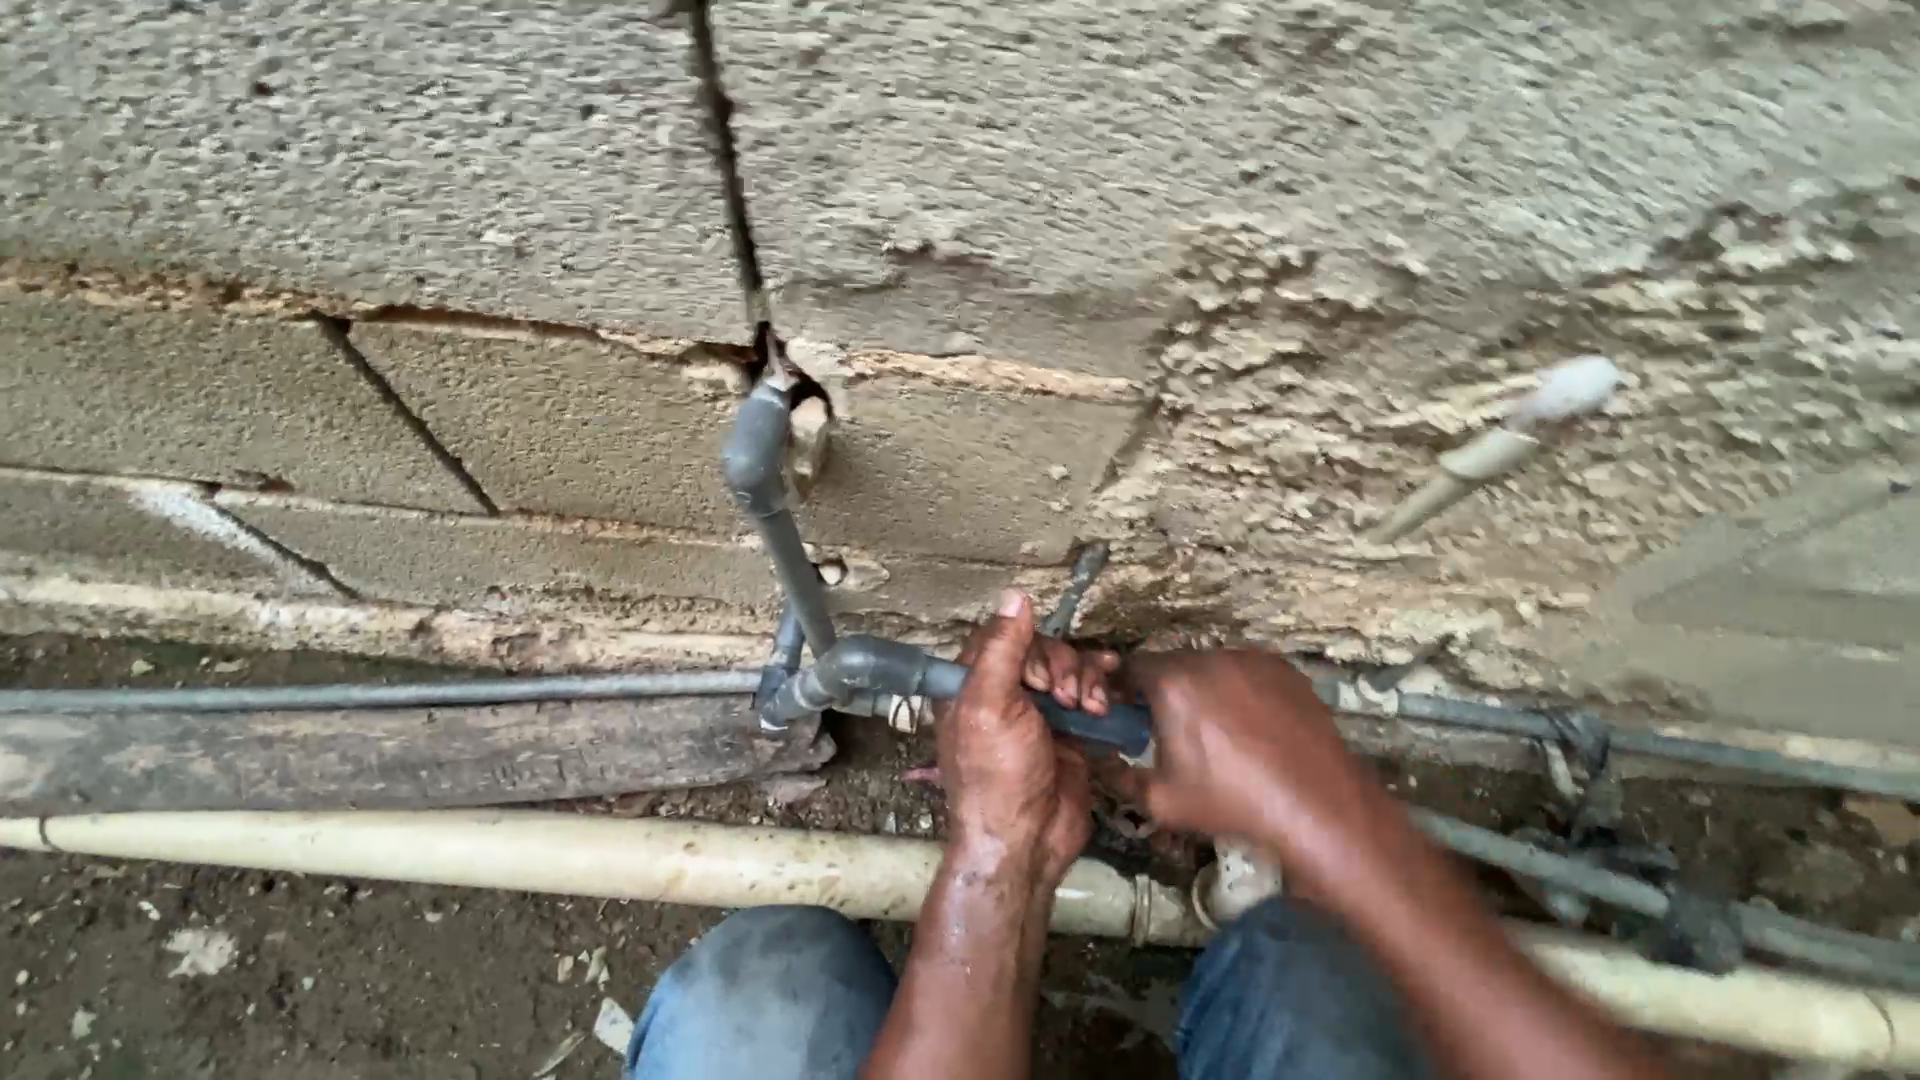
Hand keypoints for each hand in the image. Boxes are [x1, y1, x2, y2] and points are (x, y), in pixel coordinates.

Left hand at [931, 590, 1098, 890]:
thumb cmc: (996, 775)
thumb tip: (1015, 595)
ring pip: (1069, 667)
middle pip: (1041, 648)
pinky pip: (1088, 692)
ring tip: (1088, 709)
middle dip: (1061, 667)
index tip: (1037, 677)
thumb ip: (1002, 649)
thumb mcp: (989, 706)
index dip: (1027, 645)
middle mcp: (1003, 691)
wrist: (1028, 840)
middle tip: (1063, 699)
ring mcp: (1038, 711)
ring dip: (1085, 679)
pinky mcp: (1069, 729)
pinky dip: (1100, 688)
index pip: (1002, 635)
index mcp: (970, 683)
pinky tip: (1107, 695)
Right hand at [1129, 651, 1373, 847]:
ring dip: (1205, 688)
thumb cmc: (1230, 801)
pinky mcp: (1284, 669)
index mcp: (1171, 683)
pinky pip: (1247, 672)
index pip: (1131, 668)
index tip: (1131, 715)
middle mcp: (1208, 658)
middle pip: (1172, 665)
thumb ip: (1119, 775)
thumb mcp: (1160, 800)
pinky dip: (1241, 690)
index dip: (1126, 690)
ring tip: (1221, 730)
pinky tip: (1254, 726)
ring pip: (1211, 666)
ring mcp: (1250, 660)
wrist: (1315, 805)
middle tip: (1175, 728)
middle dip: (1167, 690)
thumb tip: (1101, 760)